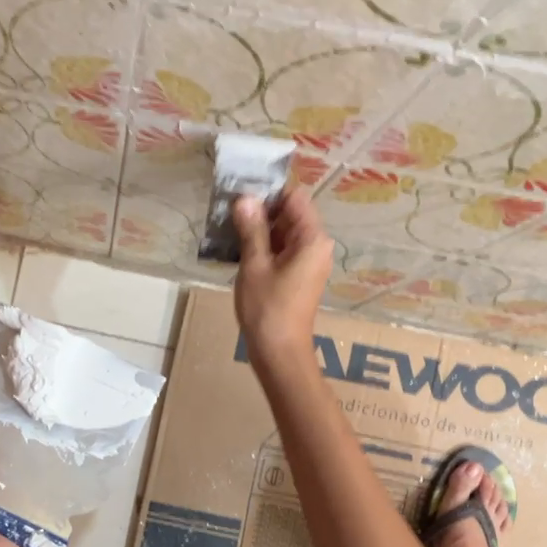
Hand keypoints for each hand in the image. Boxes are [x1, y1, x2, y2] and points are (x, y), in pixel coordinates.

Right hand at [232, 187, 333, 361]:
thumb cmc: (267, 309)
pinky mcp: (299, 276)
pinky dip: (264, 248)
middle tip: (229, 215)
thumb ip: (251, 229)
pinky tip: (240, 253)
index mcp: (312, 239)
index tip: (241, 200)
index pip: (294, 198)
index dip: (269, 195)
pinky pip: (283, 251)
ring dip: (259, 231)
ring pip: (284, 233)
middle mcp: (317, 246)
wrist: (279, 352)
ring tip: (230, 233)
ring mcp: (309, 262)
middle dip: (261, 212)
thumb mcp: (254, 265)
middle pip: (290, 214)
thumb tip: (245, 198)